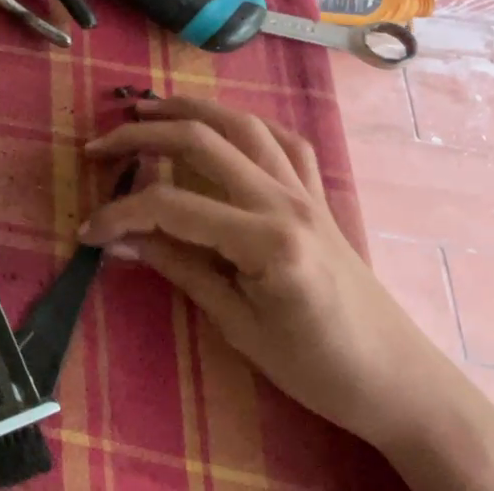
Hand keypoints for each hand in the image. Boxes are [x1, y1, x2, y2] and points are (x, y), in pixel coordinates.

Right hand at [78, 96, 493, 490]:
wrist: (404, 387)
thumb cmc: (319, 367)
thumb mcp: (237, 325)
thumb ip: (177, 268)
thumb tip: (116, 241)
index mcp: (265, 241)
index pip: (169, 206)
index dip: (120, 214)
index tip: (88, 232)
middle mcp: (285, 203)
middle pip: (201, 142)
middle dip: (140, 136)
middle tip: (98, 148)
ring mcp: (306, 195)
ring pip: (241, 126)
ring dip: (189, 109)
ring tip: (146, 107)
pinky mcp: (318, 199)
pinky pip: (283, 143)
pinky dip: (244, 125)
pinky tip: (219, 126)